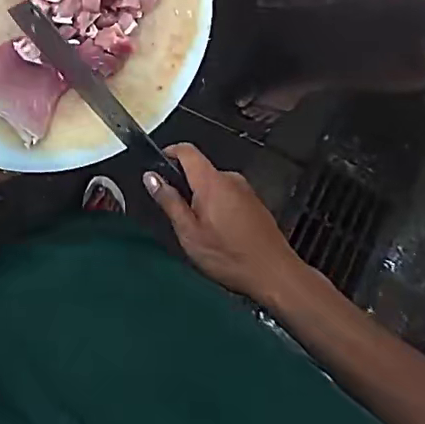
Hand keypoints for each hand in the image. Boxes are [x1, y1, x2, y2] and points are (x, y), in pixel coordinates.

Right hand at [144, 143, 310, 306]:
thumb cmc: (229, 256)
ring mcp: (245, 190)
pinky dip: (219, 208)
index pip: (187, 150)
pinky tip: (220, 235)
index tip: (158, 166)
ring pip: (214, 186)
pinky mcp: (254, 203)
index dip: (169, 152)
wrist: (273, 273)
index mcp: (211, 181)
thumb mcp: (189, 232)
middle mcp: (230, 179)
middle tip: (178, 216)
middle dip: (185, 187)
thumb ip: (169, 201)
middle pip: (200, 170)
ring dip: (203, 200)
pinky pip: (229, 196)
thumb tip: (151, 177)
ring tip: (201, 231)